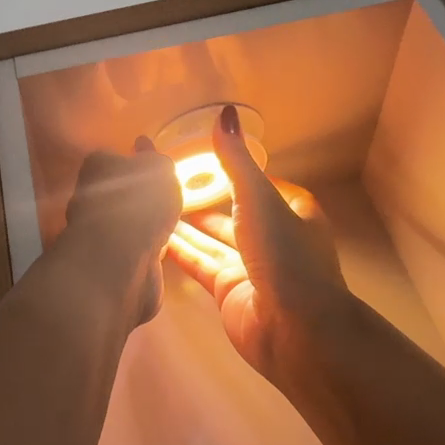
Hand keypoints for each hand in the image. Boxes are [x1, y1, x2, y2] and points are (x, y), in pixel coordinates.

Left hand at [61, 142, 181, 324]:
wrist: (118, 260)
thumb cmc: (138, 202)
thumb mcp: (157, 169)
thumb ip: (155, 159)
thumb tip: (142, 145)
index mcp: (97, 166)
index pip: (113, 158)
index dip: (132, 161)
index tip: (150, 168)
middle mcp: (90, 196)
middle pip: (115, 191)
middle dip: (134, 194)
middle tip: (161, 197)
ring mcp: (95, 232)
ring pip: (122, 222)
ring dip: (140, 223)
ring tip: (165, 225)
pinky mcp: (106, 263)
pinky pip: (130, 249)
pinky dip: (142, 248)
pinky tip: (158, 250)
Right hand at [166, 104, 348, 377]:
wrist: (297, 332)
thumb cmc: (286, 255)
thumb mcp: (259, 198)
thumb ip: (235, 160)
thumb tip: (224, 112)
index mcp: (290, 209)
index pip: (253, 181)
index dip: (226, 168)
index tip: (193, 156)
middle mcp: (271, 235)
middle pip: (229, 210)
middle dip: (201, 196)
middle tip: (160, 176)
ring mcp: (249, 265)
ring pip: (210, 236)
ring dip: (184, 222)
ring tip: (148, 200)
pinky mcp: (228, 290)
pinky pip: (199, 262)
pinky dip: (178, 249)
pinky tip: (151, 233)